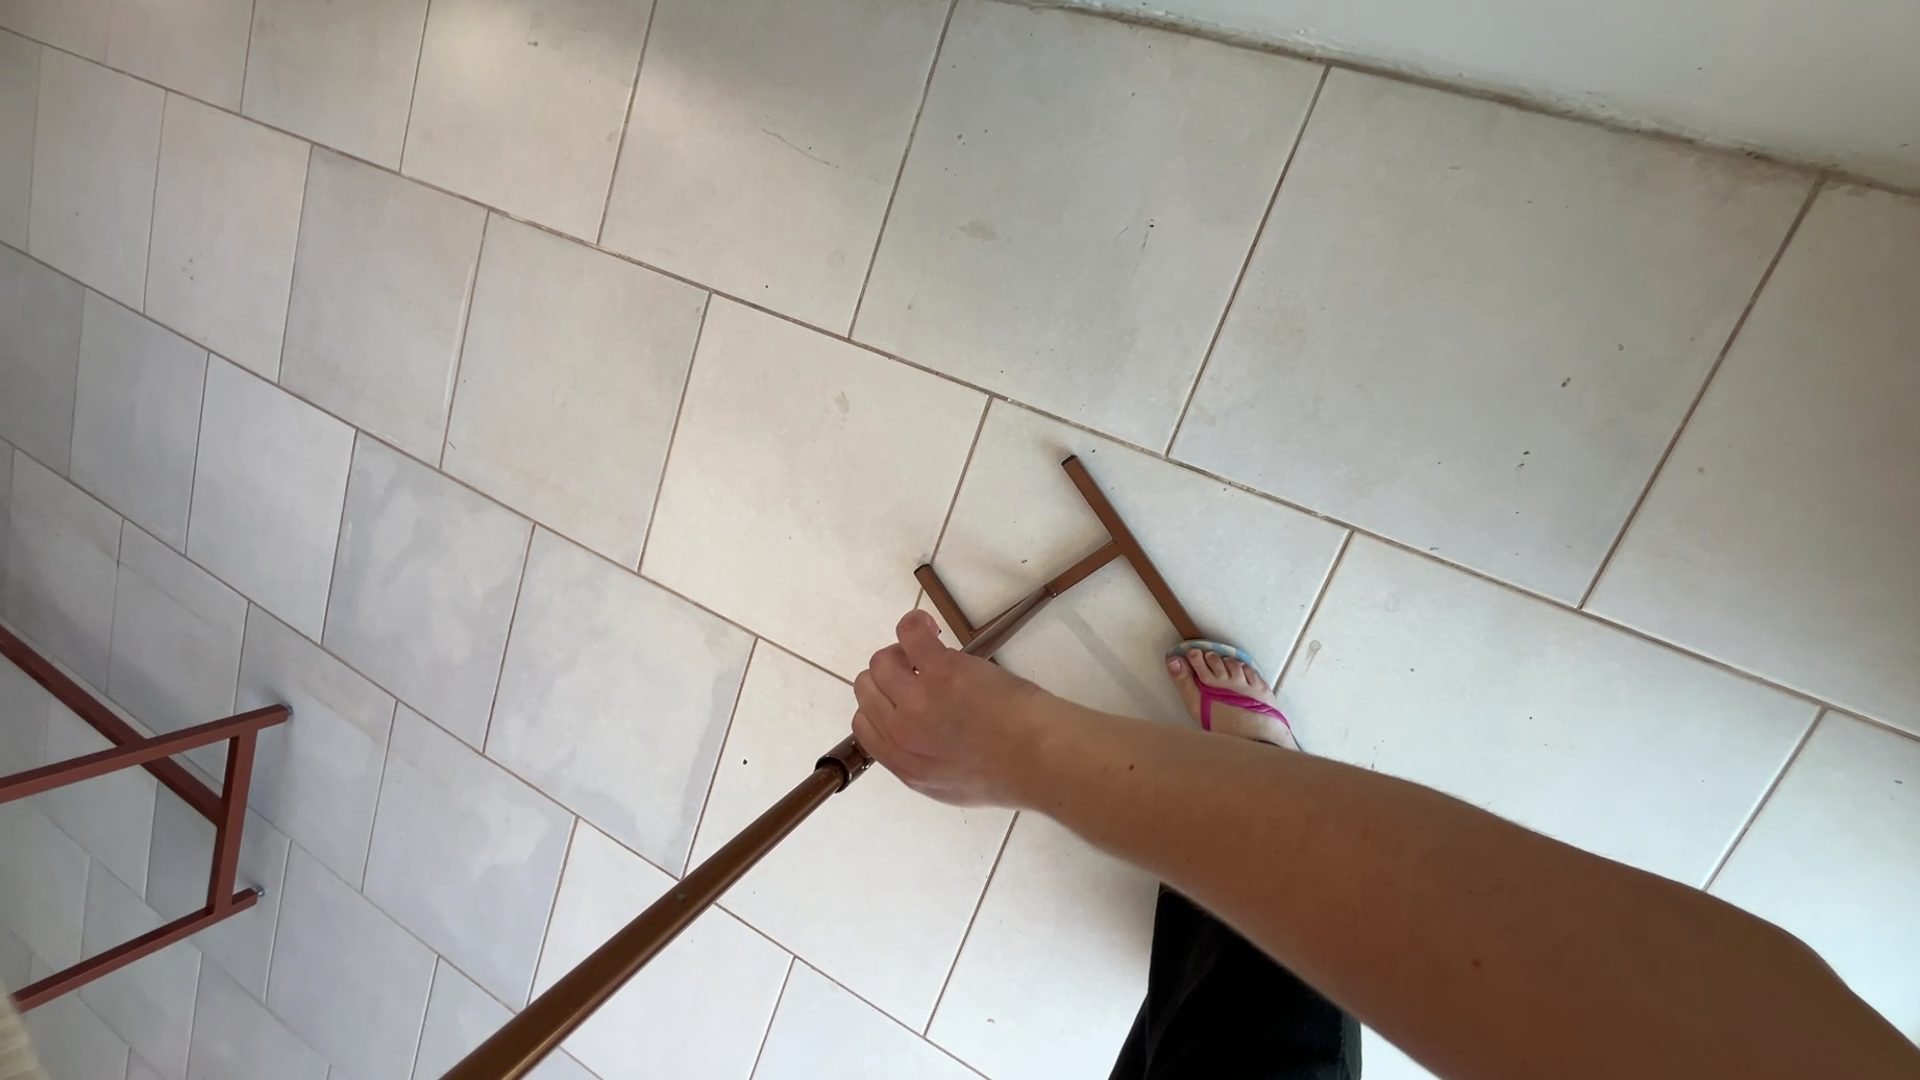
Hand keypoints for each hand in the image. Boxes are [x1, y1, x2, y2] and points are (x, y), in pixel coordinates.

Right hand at [852, 610, 1050, 806]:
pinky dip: (916, 624)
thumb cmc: (1012, 772)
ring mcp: (917, 700)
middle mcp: (902, 733)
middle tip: (919, 671)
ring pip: (882, 660)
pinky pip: (909, 634)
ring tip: (929, 652)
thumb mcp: (953, 785)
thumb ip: (926, 764)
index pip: (863, 724)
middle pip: (867, 687)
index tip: (902, 694)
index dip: (881, 703)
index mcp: (905, 765)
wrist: (1040, 758)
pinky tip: (931, 627)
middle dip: (890, 675)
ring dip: (901, 651)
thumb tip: (919, 739)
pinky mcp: (940, 671)